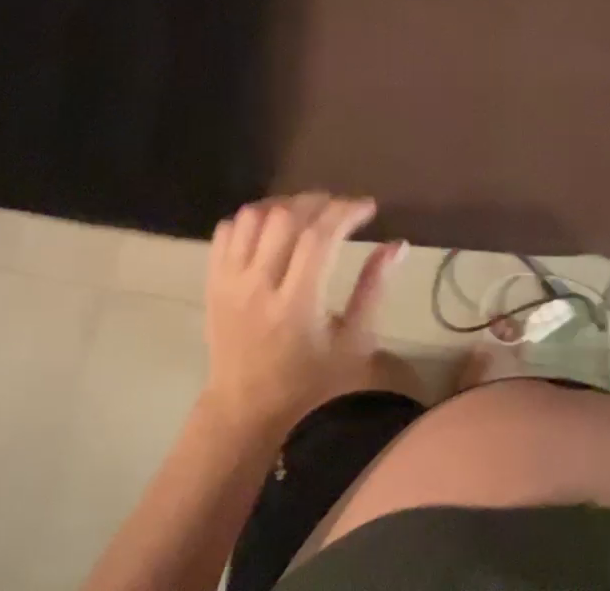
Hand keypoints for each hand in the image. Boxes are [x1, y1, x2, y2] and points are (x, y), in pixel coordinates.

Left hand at [204, 193, 404, 427]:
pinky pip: (227, 230)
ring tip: (309, 213)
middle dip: (319, 202)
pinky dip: (253, 218)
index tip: (368, 207)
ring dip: (286, 205)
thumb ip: (374, 290)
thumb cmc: (309, 380)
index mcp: (296, 305)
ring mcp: (228, 282)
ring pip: (253, 217)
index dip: (346, 212)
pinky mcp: (211, 280)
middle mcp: (257, 287)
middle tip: (341, 208)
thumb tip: (397, 245)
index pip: (319, 238)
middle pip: (285, 218)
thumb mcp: (353, 343)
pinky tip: (274, 227)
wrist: (245, 406)